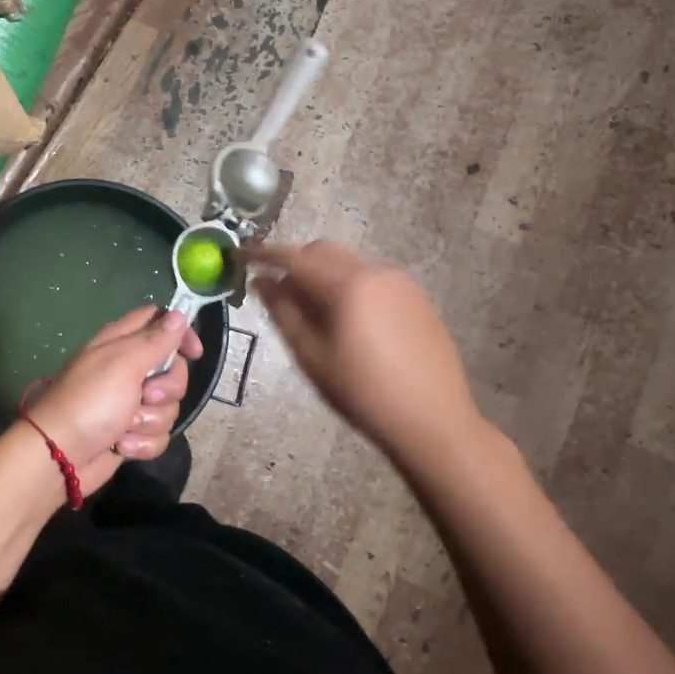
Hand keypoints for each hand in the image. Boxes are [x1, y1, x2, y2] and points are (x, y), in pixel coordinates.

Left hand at [21, 306, 202, 494]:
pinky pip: (156, 434)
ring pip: (167, 407)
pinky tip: (121, 446)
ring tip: (124, 426)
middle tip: (145, 395)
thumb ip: (154, 340)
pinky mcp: (129, 433)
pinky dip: (141, 443)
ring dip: (149, 420)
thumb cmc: (90, 400)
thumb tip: (179, 315)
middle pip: (172, 370)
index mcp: (119, 343)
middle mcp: (126, 369)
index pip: (157, 321)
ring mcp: (128, 403)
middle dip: (166, 388)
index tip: (194, 353)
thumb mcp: (124, 362)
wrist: (60, 454)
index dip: (179, 333)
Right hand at [247, 241, 483, 463]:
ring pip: (348, 263)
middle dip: (295, 261)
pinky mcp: (417, 299)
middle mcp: (376, 273)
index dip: (264, 255)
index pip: (295, 258)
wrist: (434, 422)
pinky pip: (371, 278)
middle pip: (324, 251)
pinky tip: (345, 318)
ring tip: (309, 308)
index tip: (241, 256)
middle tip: (274, 288)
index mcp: (348, 285)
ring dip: (322, 273)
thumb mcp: (311, 356)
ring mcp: (402, 284)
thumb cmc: (362, 393)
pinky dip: (348, 285)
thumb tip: (262, 283)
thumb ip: (283, 312)